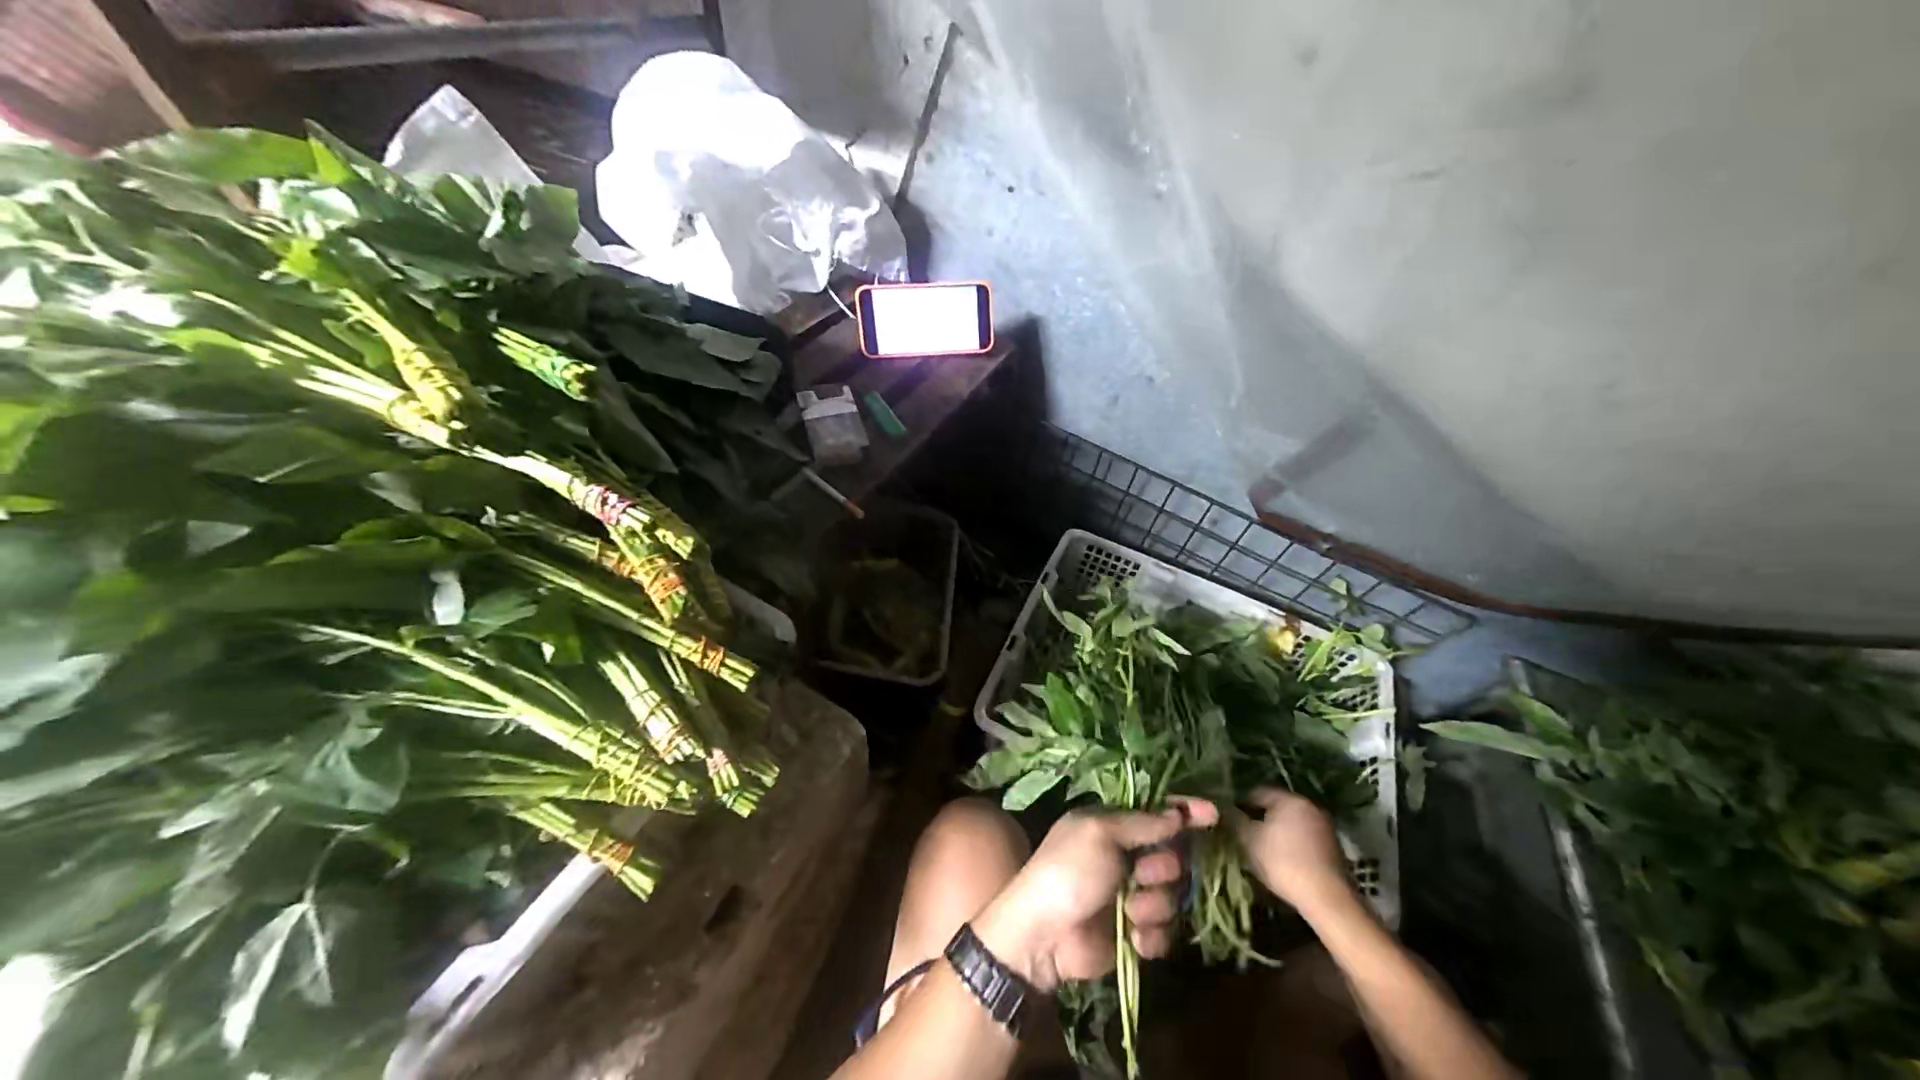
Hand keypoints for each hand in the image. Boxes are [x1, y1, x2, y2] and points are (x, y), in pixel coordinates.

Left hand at [971, 797, 1218, 992]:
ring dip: (1154, 905)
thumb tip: (1177, 813)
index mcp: (1112, 826)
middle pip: (1174, 857)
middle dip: (1163, 868)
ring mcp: (1131, 896)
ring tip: (1129, 911)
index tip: (1213, 814)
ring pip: (1173, 896)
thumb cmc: (1068, 872)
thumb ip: (1142, 823)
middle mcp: (1126, 857)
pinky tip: (1133, 938)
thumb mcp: (1100, 834)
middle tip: (1141, 874)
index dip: (1185, 813)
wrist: (1044, 935)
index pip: (1158, 814)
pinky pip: (1165, 932)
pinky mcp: (1134, 932)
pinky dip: (1151, 936)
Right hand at [1233, 788, 1356, 919]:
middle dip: (1258, 817)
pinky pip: (1304, 838)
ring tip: (1259, 848)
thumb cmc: (1283, 862)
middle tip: (1242, 833)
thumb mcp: (1249, 840)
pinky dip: (1291, 844)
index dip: (1239, 802)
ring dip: (1275, 831)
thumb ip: (1234, 819)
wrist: (1326, 898)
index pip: (1257, 792)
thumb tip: (1221, 807)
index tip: (1227, 817)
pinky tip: (1281, 859)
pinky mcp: (1333, 848)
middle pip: (1276, 807)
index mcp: (1290, 800)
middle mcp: (1311, 807)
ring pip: (1291, 823)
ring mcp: (1325, 828)